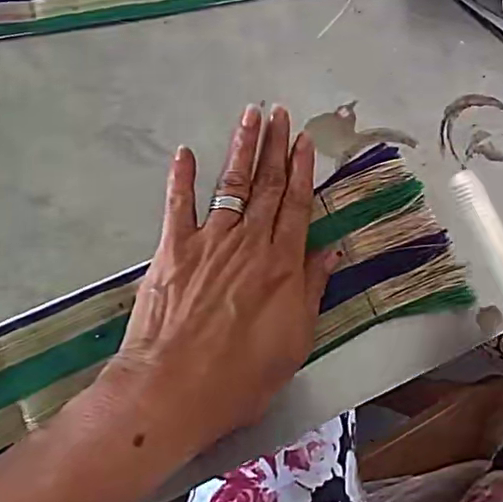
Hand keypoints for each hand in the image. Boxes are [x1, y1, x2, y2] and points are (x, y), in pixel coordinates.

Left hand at [95, 105, 336, 461]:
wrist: (174, 388)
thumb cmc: (239, 377)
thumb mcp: (293, 342)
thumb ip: (310, 290)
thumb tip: (329, 251)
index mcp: (281, 265)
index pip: (296, 205)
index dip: (301, 170)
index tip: (303, 141)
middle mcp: (248, 243)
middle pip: (267, 186)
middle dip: (275, 146)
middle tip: (280, 113)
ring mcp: (209, 241)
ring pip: (231, 185)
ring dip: (242, 148)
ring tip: (250, 116)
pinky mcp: (173, 249)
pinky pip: (178, 205)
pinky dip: (181, 177)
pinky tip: (185, 152)